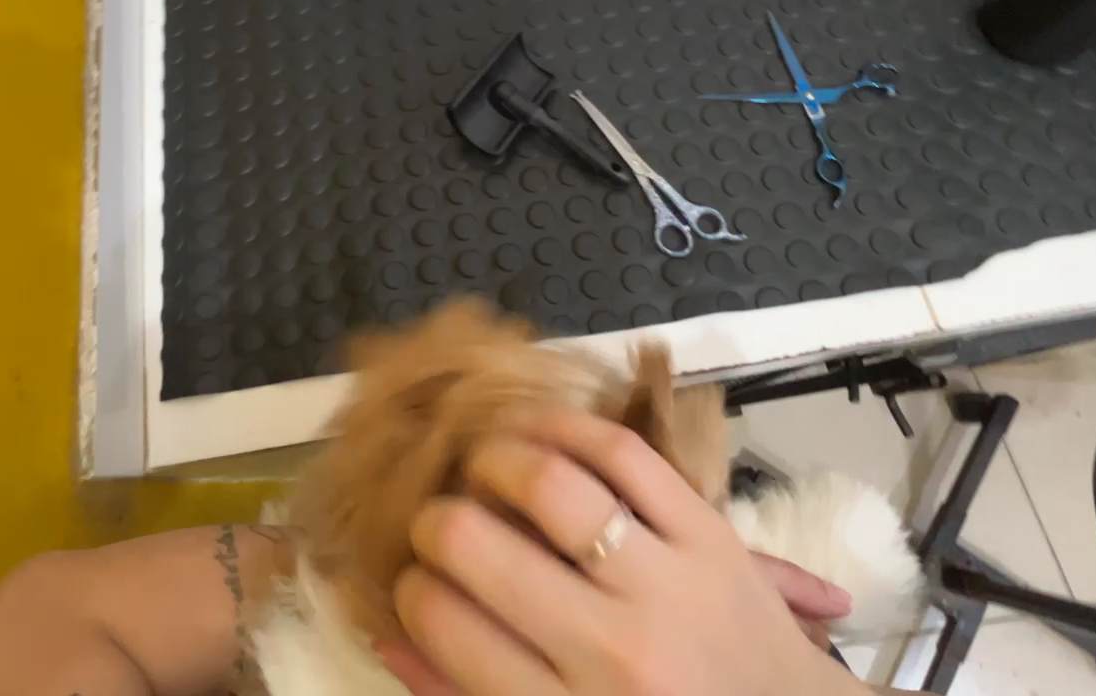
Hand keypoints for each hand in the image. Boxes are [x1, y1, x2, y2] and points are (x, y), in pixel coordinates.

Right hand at [379, 410, 868, 695]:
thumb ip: (466, 695)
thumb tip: (388, 629)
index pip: (446, 625)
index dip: (411, 590)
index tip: (417, 579)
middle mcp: (614, 650)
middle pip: (476, 544)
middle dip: (436, 521)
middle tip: (440, 522)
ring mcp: (667, 578)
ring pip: (548, 483)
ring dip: (492, 460)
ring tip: (482, 468)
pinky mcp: (708, 527)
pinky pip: (622, 451)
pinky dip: (563, 426)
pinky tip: (534, 430)